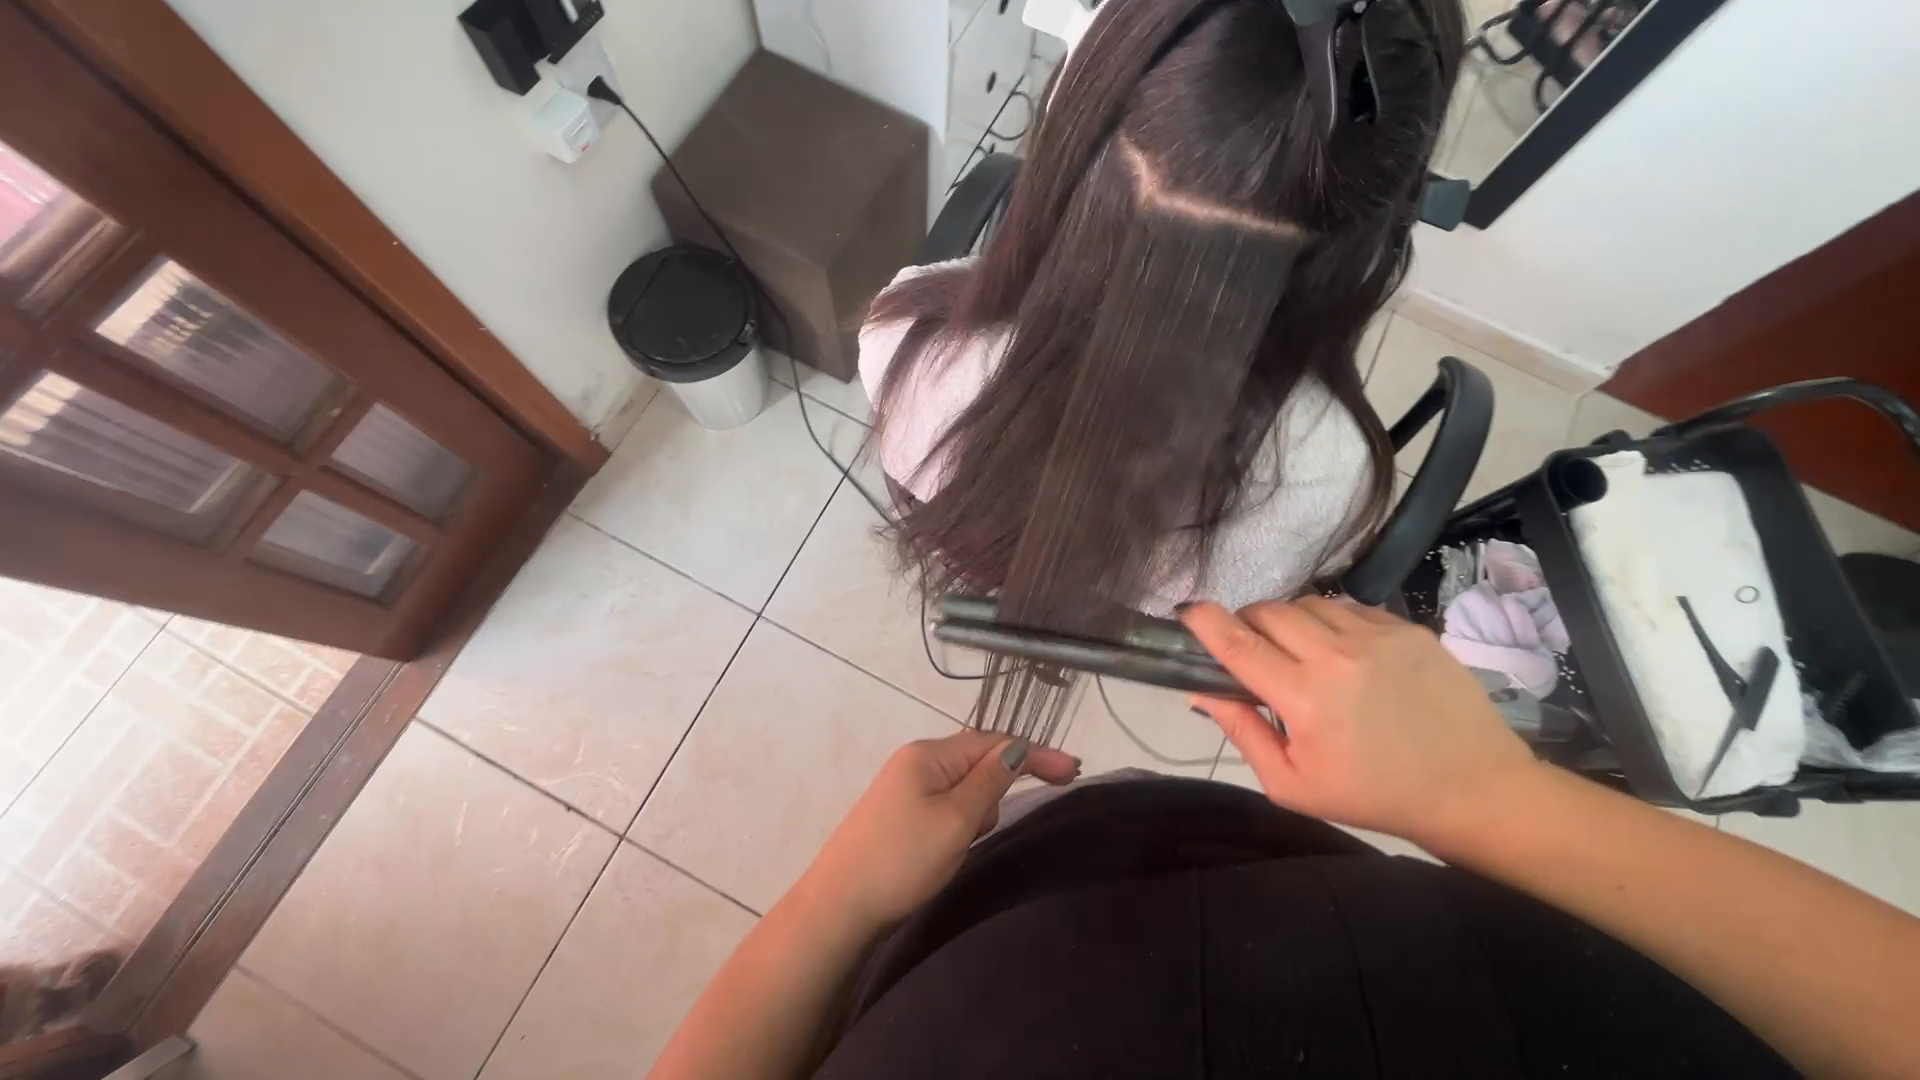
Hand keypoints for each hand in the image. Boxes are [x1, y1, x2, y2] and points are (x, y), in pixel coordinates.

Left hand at [795, 730, 1079, 931]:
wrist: (839, 907)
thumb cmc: (901, 860)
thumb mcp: (956, 820)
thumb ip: (990, 781)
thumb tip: (1017, 747)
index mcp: (928, 754)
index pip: (994, 742)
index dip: (1035, 754)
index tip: (1074, 772)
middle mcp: (916, 762)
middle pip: (978, 762)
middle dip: (999, 789)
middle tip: (991, 829)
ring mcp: (904, 789)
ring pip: (964, 789)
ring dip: (978, 812)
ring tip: (962, 847)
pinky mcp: (900, 816)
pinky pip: (946, 808)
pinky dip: (960, 824)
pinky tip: (948, 851)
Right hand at [1182, 597, 1537, 847]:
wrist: (1475, 789)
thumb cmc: (1373, 795)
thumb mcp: (1292, 784)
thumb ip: (1241, 732)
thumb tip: (1200, 691)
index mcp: (1304, 697)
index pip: (1238, 642)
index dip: (1204, 621)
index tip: (1186, 612)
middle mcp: (1337, 655)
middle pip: (1268, 612)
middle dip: (1247, 623)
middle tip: (1251, 650)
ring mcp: (1377, 635)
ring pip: (1307, 603)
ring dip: (1288, 620)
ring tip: (1298, 651)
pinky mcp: (1407, 628)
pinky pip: (1349, 606)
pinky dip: (1330, 621)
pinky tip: (1341, 652)